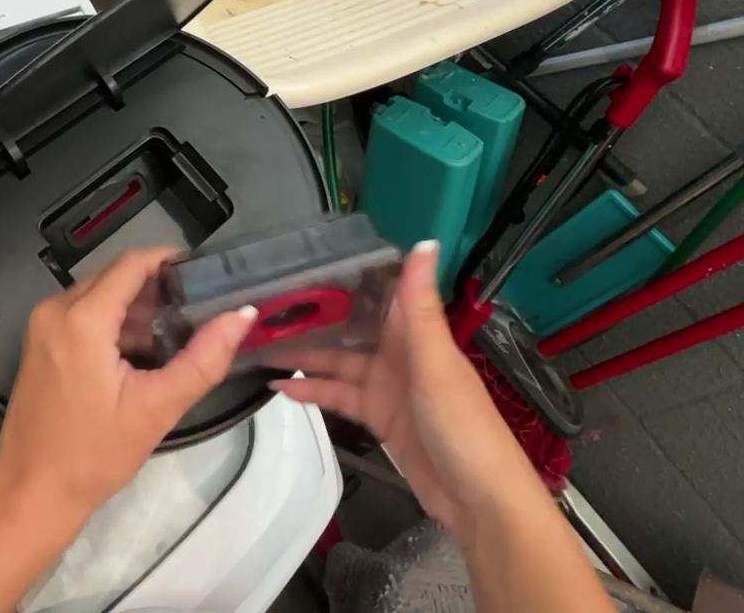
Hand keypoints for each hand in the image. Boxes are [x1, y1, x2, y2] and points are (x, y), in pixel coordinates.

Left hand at [0, 246, 258, 527]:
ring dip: (135, 304)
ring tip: (175, 331)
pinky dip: (112, 320)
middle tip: (196, 308)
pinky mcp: (39, 341)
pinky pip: (82, 311)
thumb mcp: (156, 408)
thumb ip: (203, 359)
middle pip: (115, 275)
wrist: (31, 494)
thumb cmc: (94, 454)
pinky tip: (140, 348)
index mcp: (82, 318)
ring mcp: (42, 324)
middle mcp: (56, 309)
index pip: (132, 264)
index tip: (203, 274)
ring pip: (98, 292)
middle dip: (155, 286)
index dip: (168, 261)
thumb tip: (241, 315)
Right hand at [273, 241, 546, 541]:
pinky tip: (283, 387)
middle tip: (270, 306)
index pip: (377, 292)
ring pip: (338, 361)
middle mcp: (399, 352)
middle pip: (349, 327)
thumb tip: (425, 241)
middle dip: (315, 316)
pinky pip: (338, 395)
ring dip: (305, 355)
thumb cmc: (465, 424)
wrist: (480, 502)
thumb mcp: (437, 360)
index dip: (346, 274)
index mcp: (415, 332)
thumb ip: (420, 304)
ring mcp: (387, 385)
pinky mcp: (378, 415)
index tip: (308, 258)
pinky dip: (312, 391)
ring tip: (262, 347)